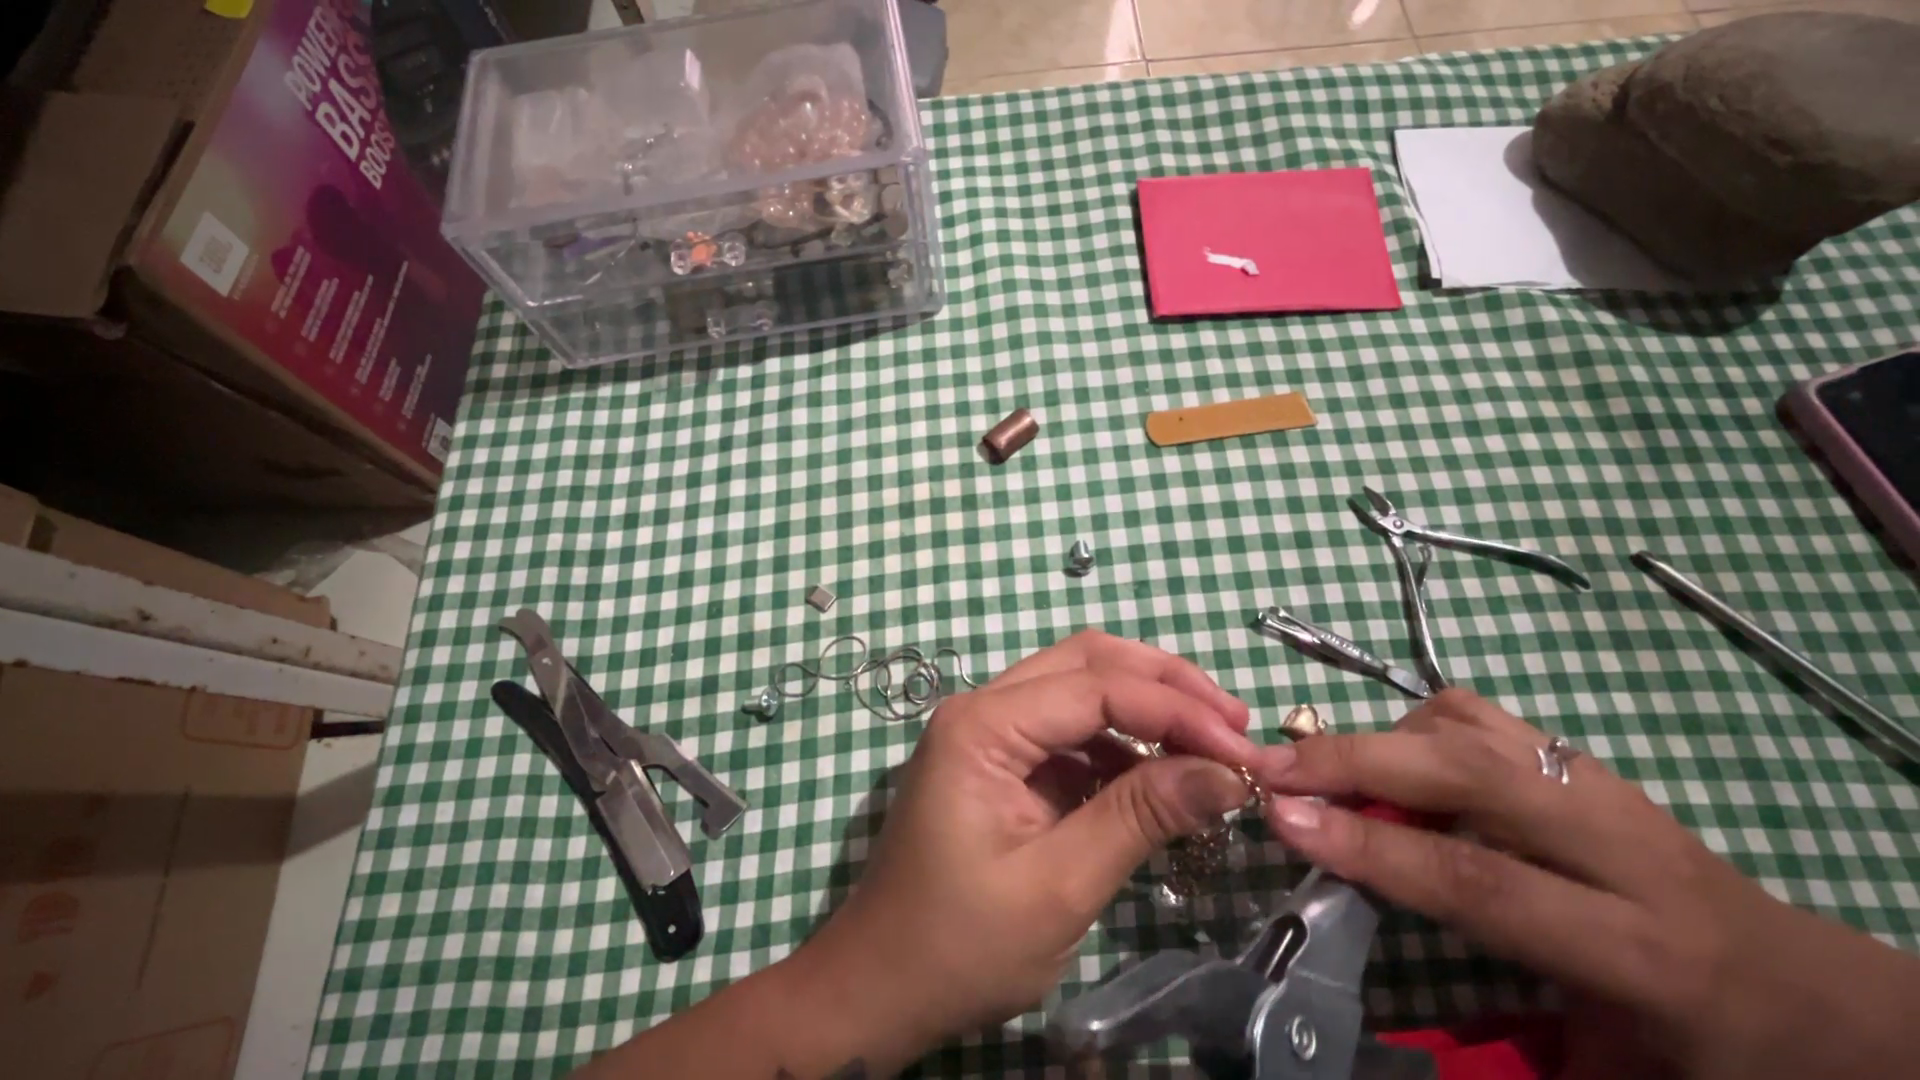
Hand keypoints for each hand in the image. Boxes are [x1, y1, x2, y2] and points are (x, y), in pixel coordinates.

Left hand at [793, 629, 1283, 1069]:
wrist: (881, 987)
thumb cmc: (960, 944)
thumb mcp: (1059, 885)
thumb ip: (1141, 816)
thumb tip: (1228, 772)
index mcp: (983, 726)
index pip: (1097, 686)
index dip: (1176, 710)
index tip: (1241, 750)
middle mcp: (983, 710)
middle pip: (1088, 663)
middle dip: (1166, 686)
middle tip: (1234, 725)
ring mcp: (988, 734)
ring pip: (1081, 689)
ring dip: (1147, 710)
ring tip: (1211, 748)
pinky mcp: (1000, 765)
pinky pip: (1070, 734)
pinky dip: (1121, 745)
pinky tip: (1162, 777)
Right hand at [1259, 689, 1919, 1079]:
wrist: (1823, 1004)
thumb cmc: (1706, 1056)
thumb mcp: (1612, 1075)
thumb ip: (1501, 1039)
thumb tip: (1378, 985)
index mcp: (1643, 951)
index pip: (1481, 881)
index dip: (1372, 847)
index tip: (1284, 821)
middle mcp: (1625, 847)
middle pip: (1472, 771)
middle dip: (1357, 759)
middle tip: (1271, 765)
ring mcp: (1610, 789)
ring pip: (1479, 725)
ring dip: (1387, 737)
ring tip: (1333, 770)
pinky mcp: (1593, 764)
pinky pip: (1488, 718)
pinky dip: (1421, 727)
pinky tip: (1400, 766)